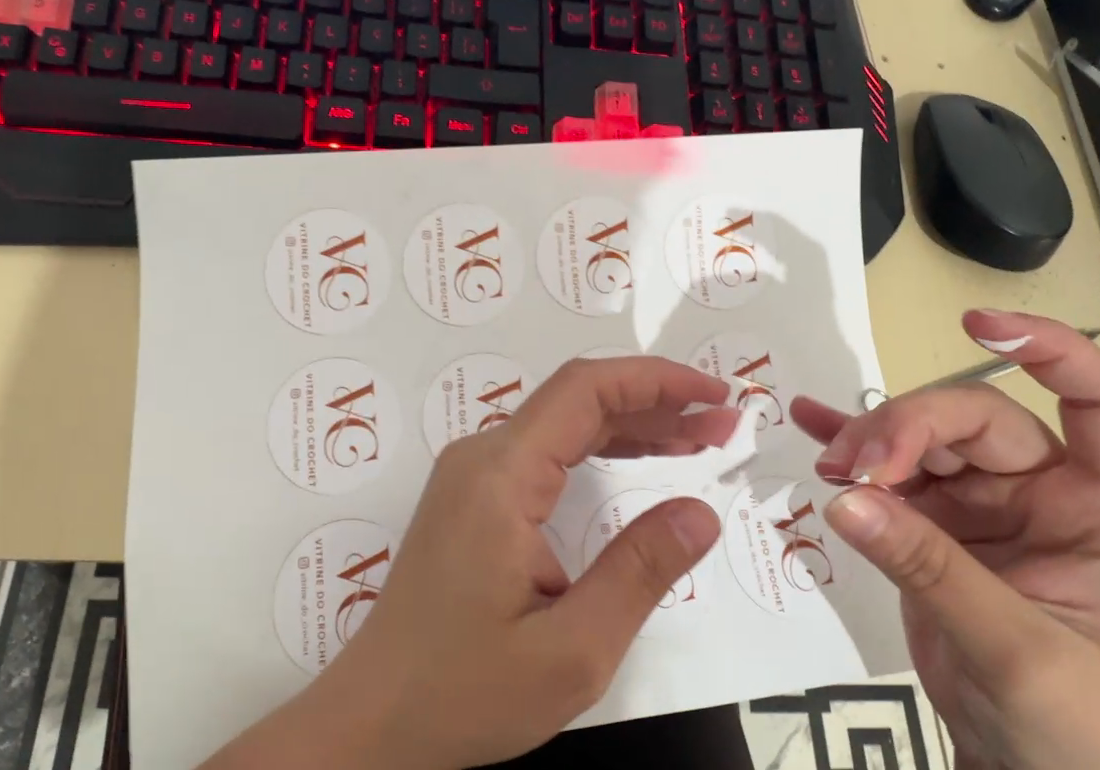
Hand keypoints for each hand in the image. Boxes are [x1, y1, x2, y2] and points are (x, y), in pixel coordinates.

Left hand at [198, 356, 739, 769]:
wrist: (375, 719)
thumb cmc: (466, 691)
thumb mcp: (571, 650)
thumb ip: (639, 572)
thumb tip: (701, 512)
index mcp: (499, 476)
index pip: (584, 391)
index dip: (655, 381)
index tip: (715, 396)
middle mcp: (481, 459)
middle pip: (576, 402)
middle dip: (655, 404)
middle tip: (724, 425)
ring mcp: (471, 478)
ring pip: (561, 426)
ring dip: (631, 427)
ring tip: (697, 442)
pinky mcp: (471, 501)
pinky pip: (543, 456)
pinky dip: (598, 453)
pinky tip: (638, 467)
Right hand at [797, 310, 1099, 769]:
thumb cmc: (1075, 732)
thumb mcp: (1018, 654)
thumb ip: (933, 571)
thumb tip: (847, 498)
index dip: (1055, 353)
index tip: (978, 325)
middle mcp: (1052, 495)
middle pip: (977, 421)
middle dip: (909, 429)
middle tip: (853, 464)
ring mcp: (988, 509)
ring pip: (923, 442)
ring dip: (870, 442)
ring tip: (827, 465)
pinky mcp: (935, 528)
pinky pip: (889, 476)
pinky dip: (850, 450)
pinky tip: (809, 426)